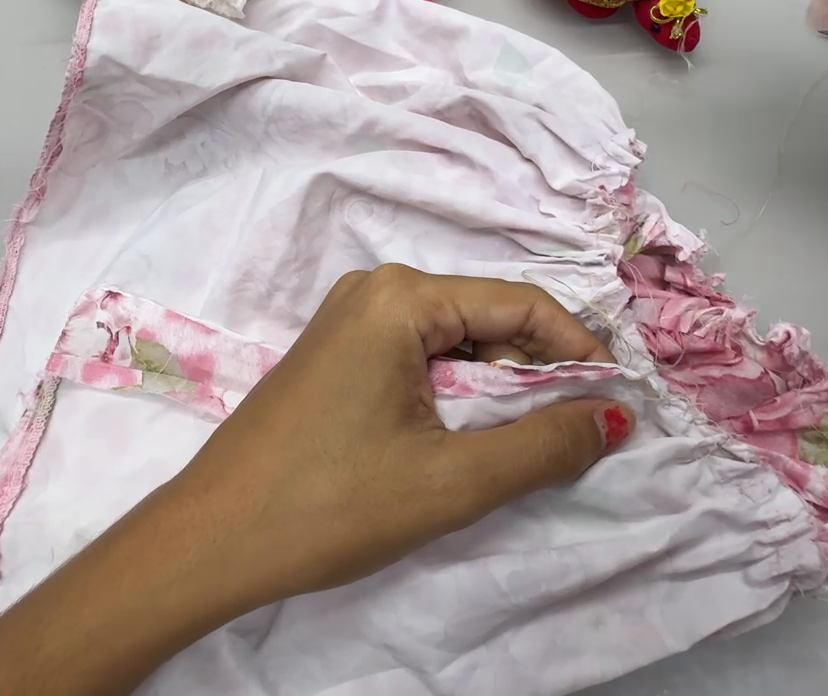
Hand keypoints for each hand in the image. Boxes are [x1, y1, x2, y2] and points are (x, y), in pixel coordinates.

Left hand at [0, 267, 631, 695]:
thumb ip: (543, 445)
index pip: (518, 303)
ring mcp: (348, 317)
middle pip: (484, 315)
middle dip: (535, 369)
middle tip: (571, 429)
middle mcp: (373, 289)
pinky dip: (454, 387)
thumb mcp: (451, 480)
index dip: (576, 348)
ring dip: (496, 383)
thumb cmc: (331, 504)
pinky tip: (461, 432)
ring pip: (452, 337)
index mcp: (400, 298)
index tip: (617, 399)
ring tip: (520, 440)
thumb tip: (615, 416)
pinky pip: (415, 352)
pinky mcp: (335, 349)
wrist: (210, 539)